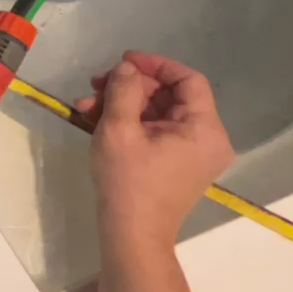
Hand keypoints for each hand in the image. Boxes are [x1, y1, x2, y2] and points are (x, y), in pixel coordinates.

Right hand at [77, 51, 233, 251]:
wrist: (132, 230)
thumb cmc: (128, 178)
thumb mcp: (119, 128)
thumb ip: (123, 91)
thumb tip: (127, 67)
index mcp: (203, 129)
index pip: (189, 80)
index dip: (155, 65)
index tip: (122, 61)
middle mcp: (207, 138)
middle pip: (169, 94)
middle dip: (129, 86)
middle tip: (95, 84)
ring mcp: (192, 151)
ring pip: (156, 110)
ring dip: (120, 102)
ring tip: (85, 105)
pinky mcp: (176, 161)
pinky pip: (154, 128)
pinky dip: (127, 121)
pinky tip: (94, 120)